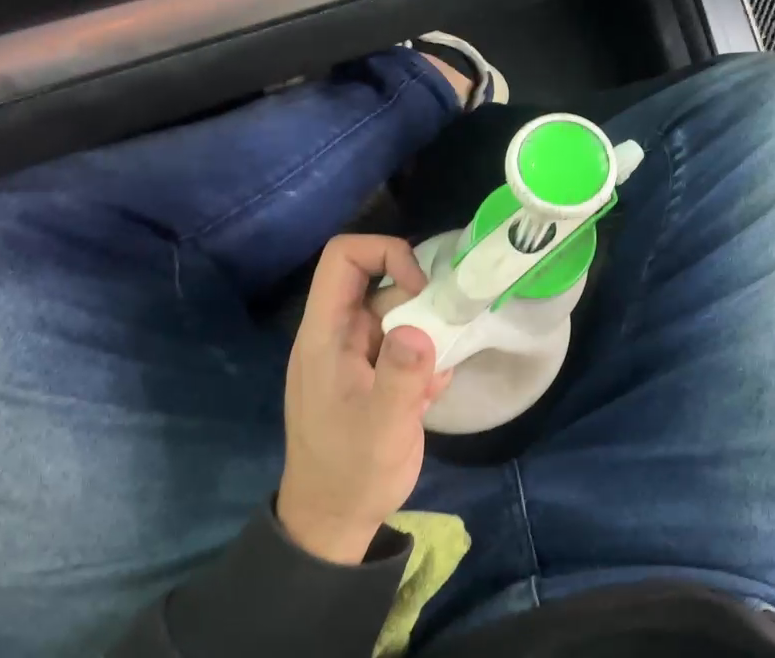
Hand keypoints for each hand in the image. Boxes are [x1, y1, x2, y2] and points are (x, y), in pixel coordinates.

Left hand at [278, 235, 451, 564]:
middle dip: (422, 301)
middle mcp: (341, 335)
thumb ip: (400, 377)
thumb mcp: (381, 427)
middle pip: (383, 283)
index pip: (344, 258)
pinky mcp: (378, 373)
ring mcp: (360, 354)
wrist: (336, 520)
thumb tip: (420, 330)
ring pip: (403, 313)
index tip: (422, 289)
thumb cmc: (352, 471)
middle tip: (448, 333)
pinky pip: (409, 343)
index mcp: (326, 335)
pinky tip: (433, 393)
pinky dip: (429, 358)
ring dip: (431, 333)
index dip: (386, 254)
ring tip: (438, 374)